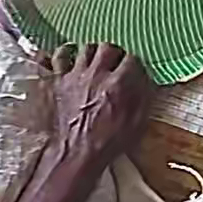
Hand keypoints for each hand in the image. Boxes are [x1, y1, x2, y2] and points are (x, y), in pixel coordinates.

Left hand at [47, 44, 151, 168]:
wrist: (76, 154)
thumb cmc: (108, 142)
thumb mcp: (137, 123)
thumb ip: (143, 97)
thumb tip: (145, 81)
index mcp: (119, 84)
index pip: (132, 59)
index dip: (134, 63)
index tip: (134, 70)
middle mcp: (97, 74)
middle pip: (107, 48)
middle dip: (114, 53)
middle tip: (115, 62)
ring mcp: (74, 76)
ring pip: (84, 48)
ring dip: (92, 53)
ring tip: (94, 61)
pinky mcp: (57, 82)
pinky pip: (57, 58)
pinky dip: (62, 55)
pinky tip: (67, 58)